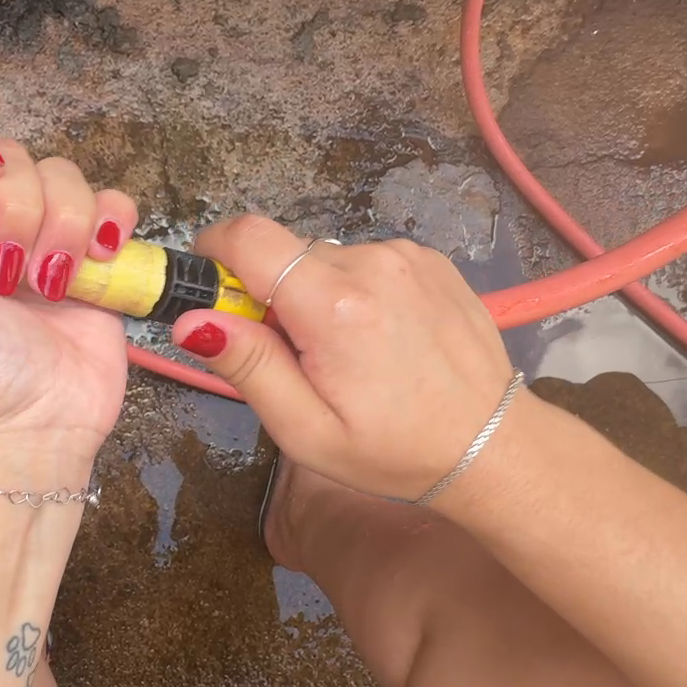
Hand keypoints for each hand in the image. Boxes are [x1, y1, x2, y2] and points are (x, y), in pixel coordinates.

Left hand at [0, 104, 139, 463]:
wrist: (30, 433)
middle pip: (4, 153)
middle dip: (17, 205)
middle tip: (8, 276)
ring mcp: (37, 238)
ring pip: (61, 176)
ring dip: (63, 230)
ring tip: (49, 290)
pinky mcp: (88, 257)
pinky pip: (111, 201)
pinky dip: (112, 225)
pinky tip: (95, 267)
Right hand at [167, 215, 518, 501]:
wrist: (494, 447)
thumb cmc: (390, 450)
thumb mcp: (304, 429)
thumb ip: (247, 366)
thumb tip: (191, 319)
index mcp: (335, 305)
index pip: (248, 237)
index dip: (214, 251)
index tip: (212, 291)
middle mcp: (372, 262)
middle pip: (284, 254)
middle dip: (268, 294)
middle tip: (291, 355)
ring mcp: (406, 255)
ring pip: (321, 258)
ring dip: (311, 294)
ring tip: (342, 352)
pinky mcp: (428, 258)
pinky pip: (361, 260)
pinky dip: (351, 290)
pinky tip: (376, 335)